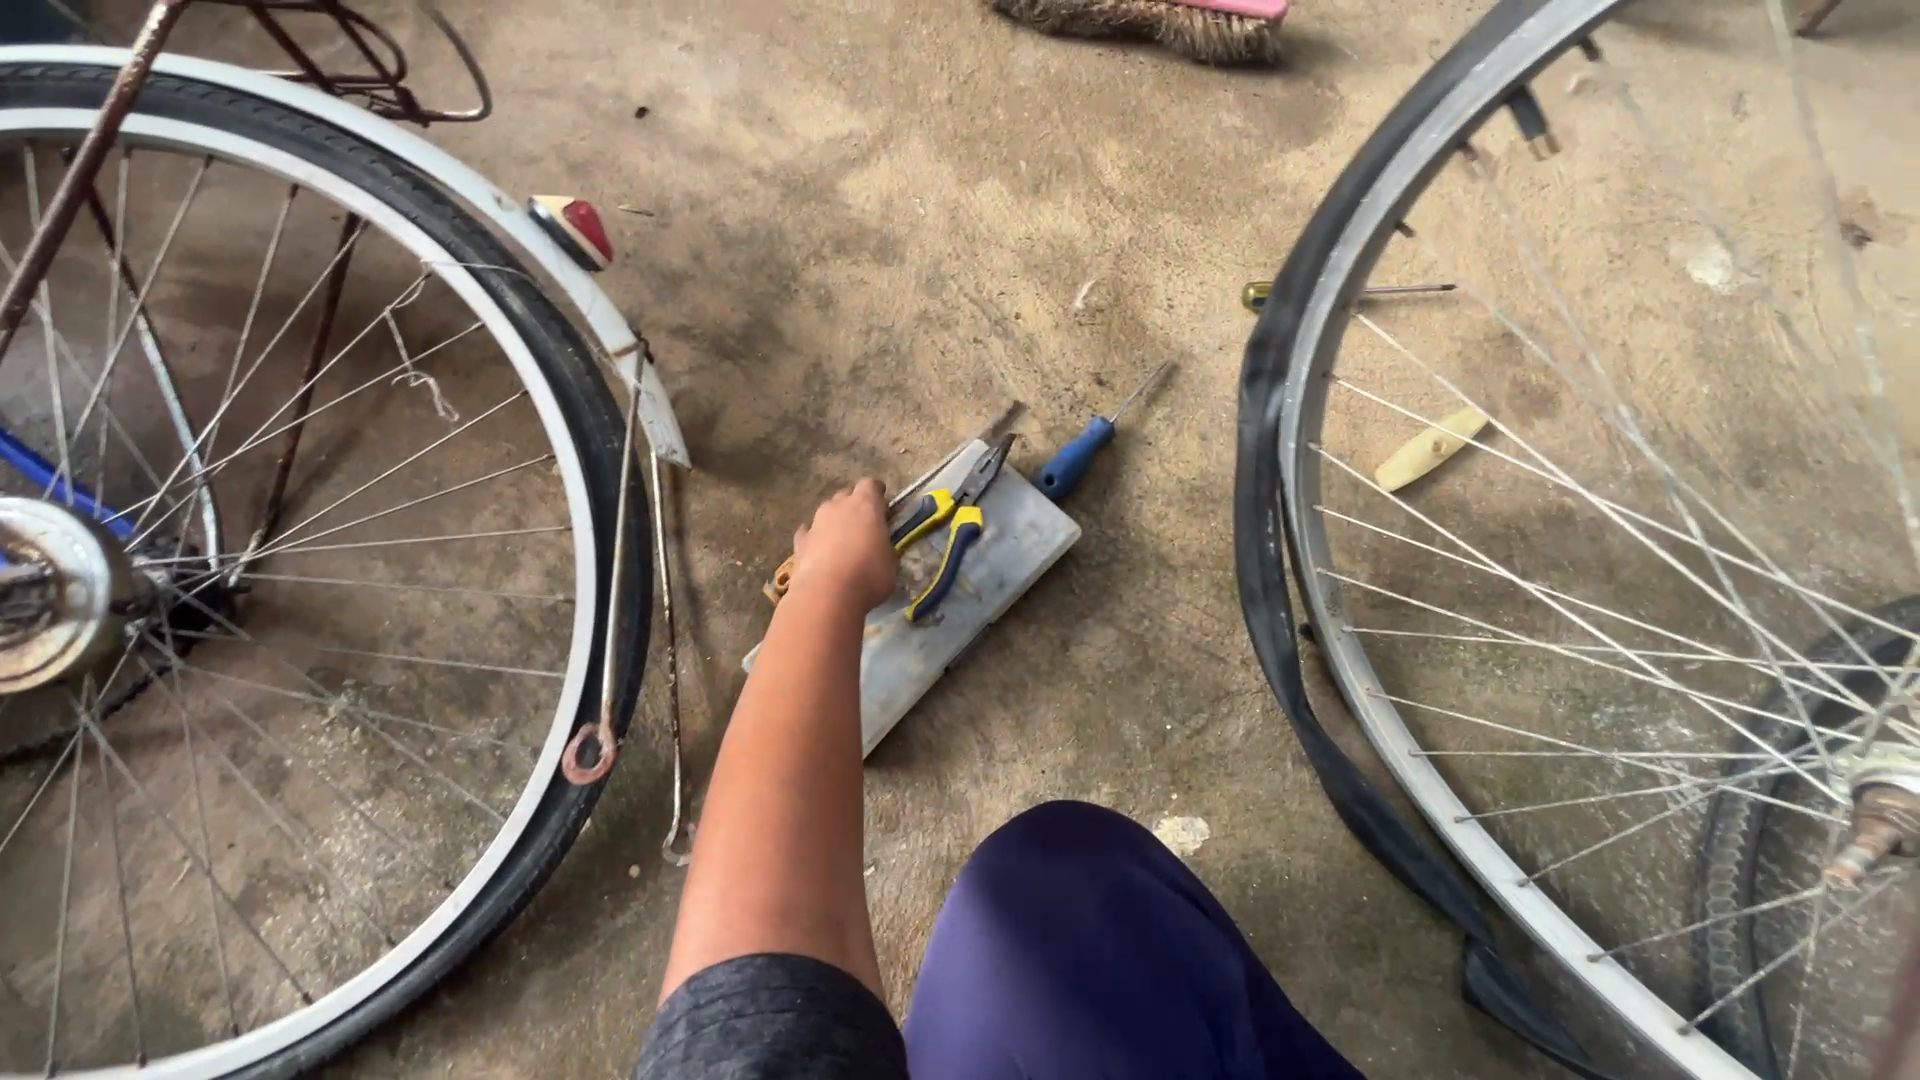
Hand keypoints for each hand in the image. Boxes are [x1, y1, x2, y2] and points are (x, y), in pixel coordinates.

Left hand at [790, 478, 896, 611]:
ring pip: (826, 512)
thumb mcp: (890, 561)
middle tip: (863, 524)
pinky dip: (815, 538)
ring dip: (835, 521)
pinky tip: (819, 551)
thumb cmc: (869, 576)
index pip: (871, 485)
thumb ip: (884, 545)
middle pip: (847, 494)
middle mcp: (838, 506)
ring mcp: (816, 522)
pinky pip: (808, 532)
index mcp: (866, 505)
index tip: (882, 503)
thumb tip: (879, 545)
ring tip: (841, 541)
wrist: (826, 594)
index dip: (877, 492)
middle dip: (854, 505)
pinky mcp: (800, 541)